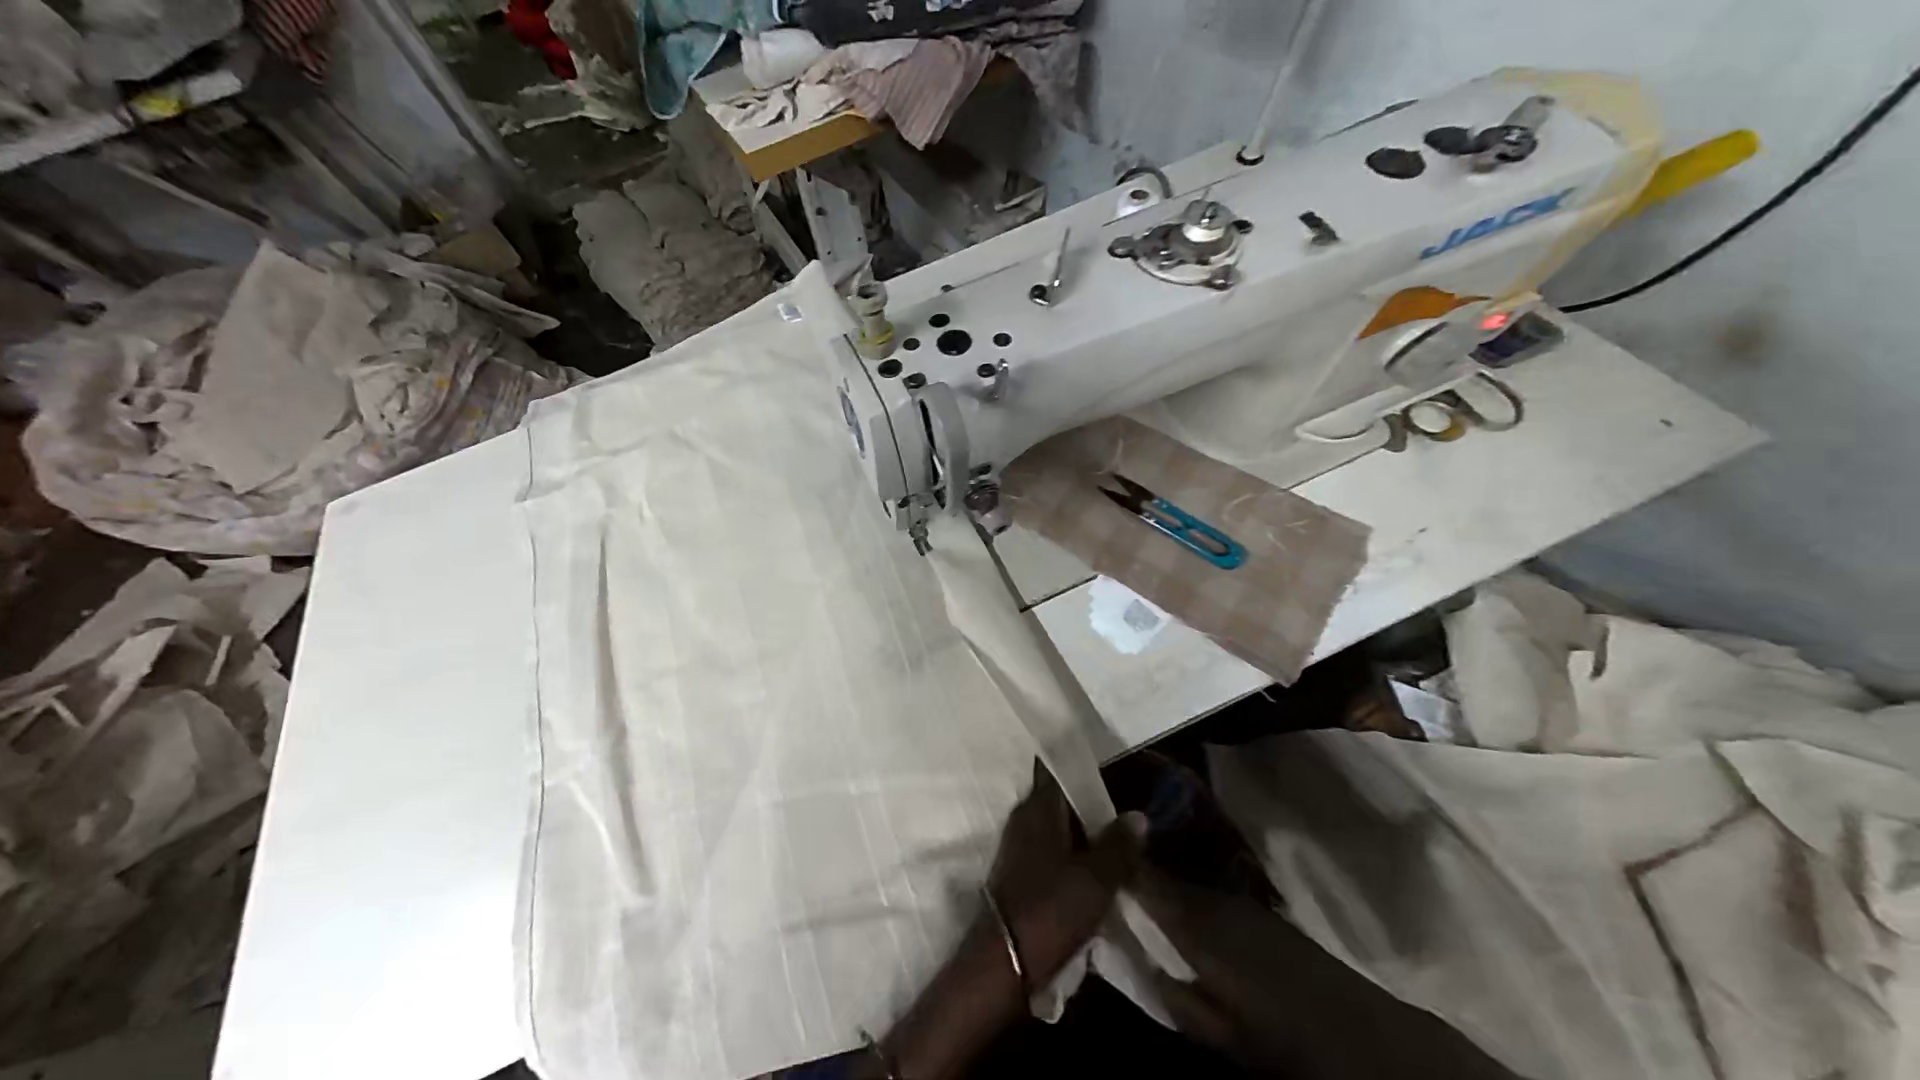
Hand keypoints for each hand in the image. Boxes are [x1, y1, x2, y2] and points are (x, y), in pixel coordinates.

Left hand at [863, 762, 1144, 1079]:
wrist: (1002, 965)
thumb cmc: (1049, 911)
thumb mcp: (1095, 879)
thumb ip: (1118, 845)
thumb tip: (1138, 815)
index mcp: (1037, 809)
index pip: (1053, 766)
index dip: (1076, 756)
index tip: (1104, 749)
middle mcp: (1023, 819)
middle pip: (1058, 796)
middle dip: (1088, 794)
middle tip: (1126, 791)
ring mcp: (1018, 847)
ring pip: (1056, 824)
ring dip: (1082, 826)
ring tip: (1119, 827)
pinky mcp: (1019, 874)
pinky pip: (1052, 849)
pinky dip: (1073, 849)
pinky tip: (1098, 863)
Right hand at [1133, 868, 1521, 1078]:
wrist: (1355, 1029)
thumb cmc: (1277, 1032)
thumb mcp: (1213, 1025)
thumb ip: (1166, 988)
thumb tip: (1128, 957)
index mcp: (1195, 920)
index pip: (1139, 877)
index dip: (1110, 862)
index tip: (1084, 853)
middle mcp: (1212, 896)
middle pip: (1157, 874)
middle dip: (1128, 870)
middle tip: (1098, 873)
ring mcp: (1235, 898)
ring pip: (1180, 881)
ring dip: (1155, 882)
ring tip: (1129, 887)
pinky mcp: (1252, 906)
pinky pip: (1202, 892)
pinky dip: (1181, 896)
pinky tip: (1174, 912)